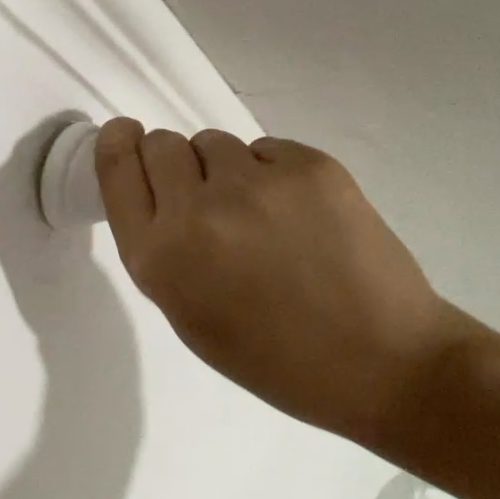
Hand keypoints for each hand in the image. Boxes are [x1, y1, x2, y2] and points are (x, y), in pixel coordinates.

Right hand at [93, 118, 475, 445]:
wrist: (382, 362)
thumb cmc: (272, 356)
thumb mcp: (187, 314)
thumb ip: (160, 249)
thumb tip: (159, 193)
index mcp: (159, 258)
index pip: (117, 168)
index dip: (118, 144)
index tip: (126, 135)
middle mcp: (197, 212)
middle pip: (162, 144)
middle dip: (173, 162)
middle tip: (203, 193)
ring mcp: (255, 184)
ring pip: (214, 142)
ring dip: (223, 168)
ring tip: (259, 212)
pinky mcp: (309, 168)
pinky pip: (266, 149)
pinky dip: (272, 172)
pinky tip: (299, 215)